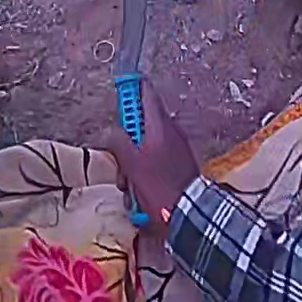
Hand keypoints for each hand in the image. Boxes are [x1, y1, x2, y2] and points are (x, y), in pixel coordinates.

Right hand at [103, 83, 200, 234]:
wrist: (191, 215)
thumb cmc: (160, 185)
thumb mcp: (132, 164)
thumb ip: (118, 142)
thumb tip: (110, 130)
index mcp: (159, 125)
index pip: (146, 93)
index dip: (132, 87)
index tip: (121, 87)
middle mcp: (170, 131)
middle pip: (142, 124)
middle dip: (126, 142)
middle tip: (120, 162)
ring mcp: (176, 148)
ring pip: (146, 147)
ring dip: (133, 164)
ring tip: (129, 188)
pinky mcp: (179, 165)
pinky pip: (156, 161)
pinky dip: (145, 173)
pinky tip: (139, 196)